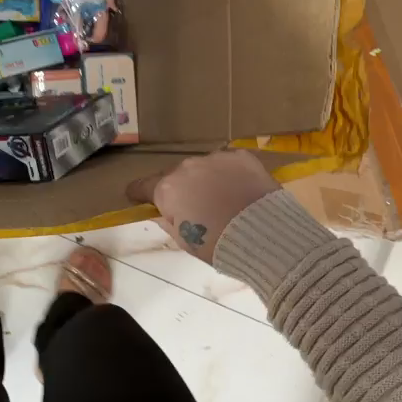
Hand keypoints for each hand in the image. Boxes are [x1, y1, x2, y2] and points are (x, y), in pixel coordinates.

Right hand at [127, 150, 279, 263]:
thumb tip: (166, 212)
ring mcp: (215, 158)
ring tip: (222, 199)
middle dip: (181, 189)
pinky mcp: (240, 156)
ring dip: (206, 180)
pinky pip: (227, 164)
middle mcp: (186, 168)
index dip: (138, 193)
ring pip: (202, 168)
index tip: (137, 197)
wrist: (264, 234)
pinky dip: (230, 175)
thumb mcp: (184, 240)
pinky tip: (240, 190)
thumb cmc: (218, 245)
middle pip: (175, 177)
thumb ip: (170, 221)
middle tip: (195, 208)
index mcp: (167, 189)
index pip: (142, 186)